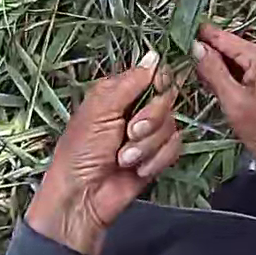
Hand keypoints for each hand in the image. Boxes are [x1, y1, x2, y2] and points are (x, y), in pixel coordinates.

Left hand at [26, 53, 181, 254]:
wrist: (82, 198)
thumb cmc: (80, 152)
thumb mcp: (100, 109)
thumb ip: (130, 82)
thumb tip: (154, 56)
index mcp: (119, 91)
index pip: (154, 75)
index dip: (157, 84)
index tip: (151, 94)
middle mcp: (136, 109)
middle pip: (167, 100)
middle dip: (149, 120)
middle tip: (128, 133)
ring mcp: (148, 134)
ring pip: (171, 125)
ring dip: (148, 146)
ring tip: (124, 158)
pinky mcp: (157, 156)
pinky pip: (174, 148)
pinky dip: (156, 160)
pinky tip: (137, 169)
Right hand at [191, 22, 255, 165]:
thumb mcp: (233, 100)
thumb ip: (214, 71)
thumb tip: (196, 46)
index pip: (224, 38)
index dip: (202, 35)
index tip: (180, 33)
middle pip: (228, 46)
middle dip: (206, 50)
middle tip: (181, 56)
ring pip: (232, 58)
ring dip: (214, 63)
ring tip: (191, 69)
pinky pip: (239, 68)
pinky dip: (224, 73)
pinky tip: (210, 82)